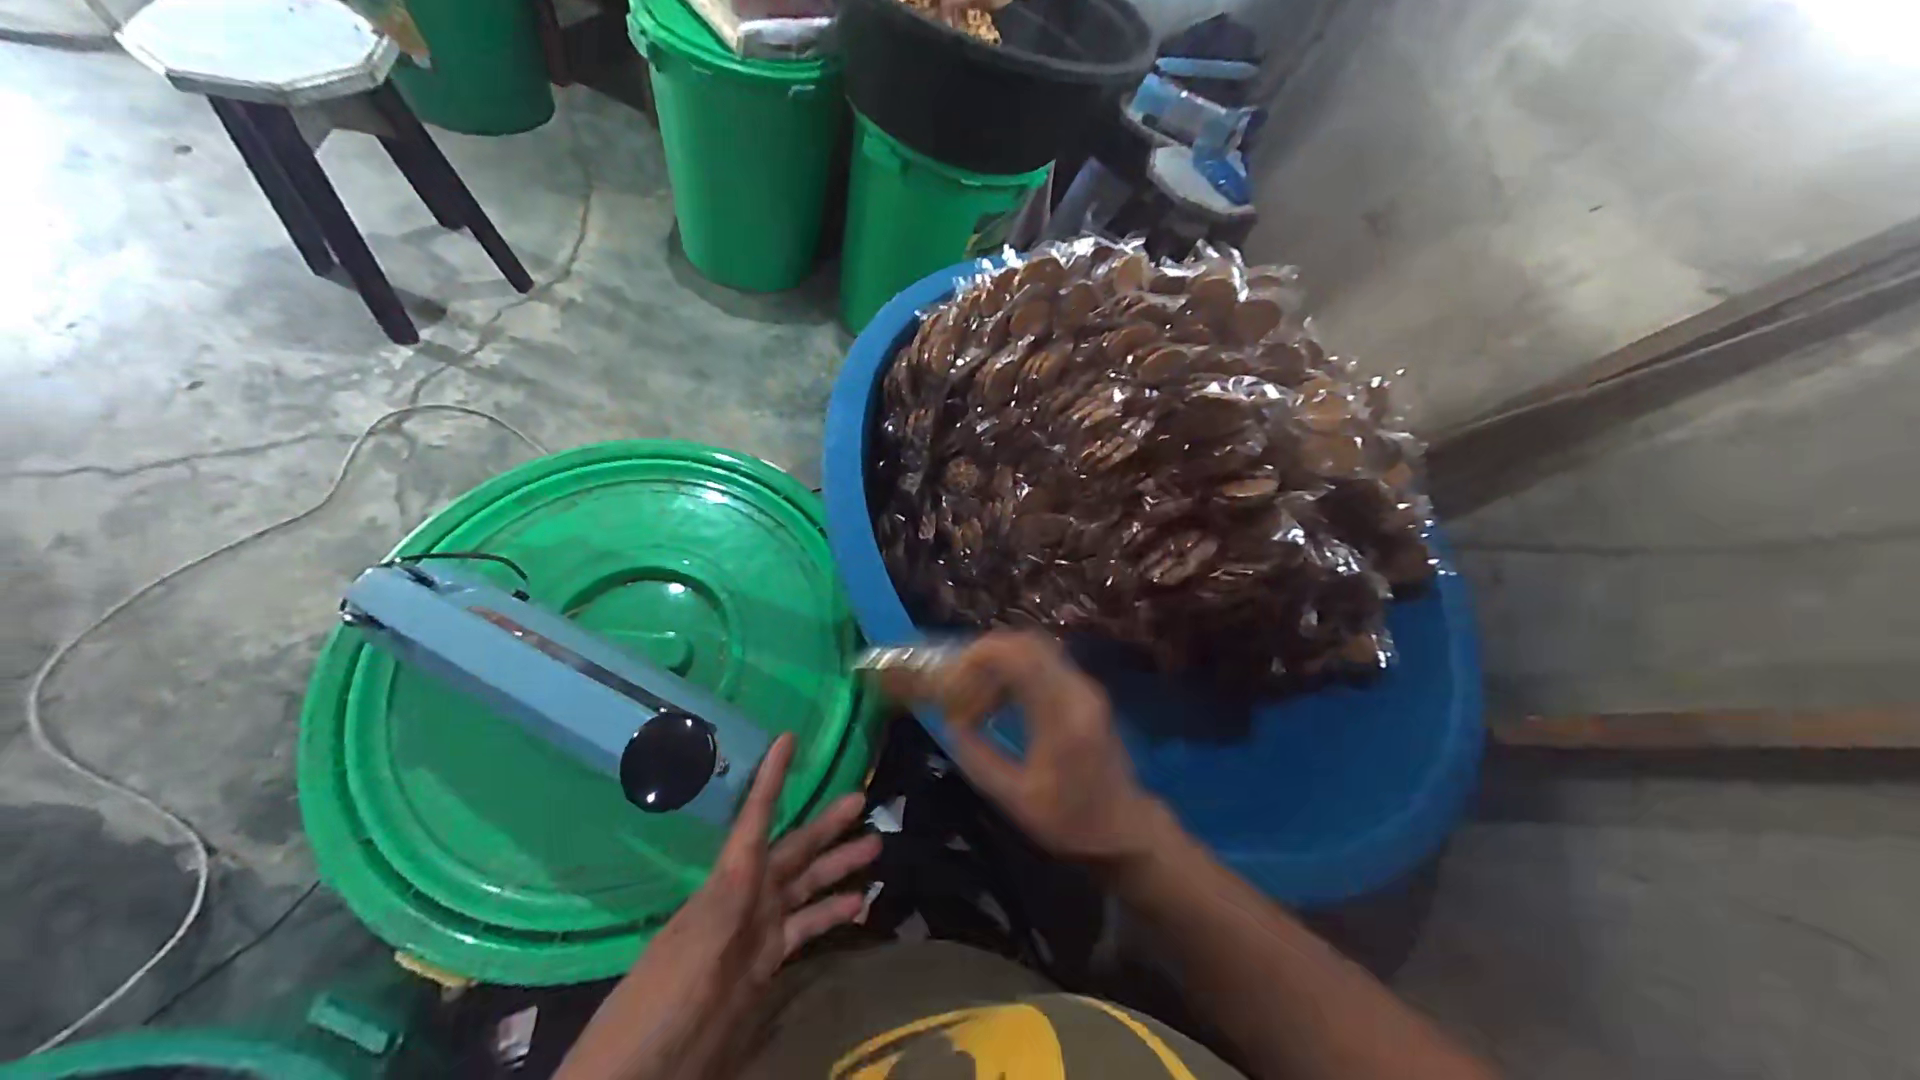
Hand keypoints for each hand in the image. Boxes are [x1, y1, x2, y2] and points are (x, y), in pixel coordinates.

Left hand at [556, 734, 881, 1079]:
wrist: (636, 1071)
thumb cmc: (657, 1005)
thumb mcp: (692, 948)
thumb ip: (724, 905)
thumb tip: (748, 860)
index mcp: (728, 886)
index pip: (755, 820)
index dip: (772, 779)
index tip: (787, 739)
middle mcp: (746, 900)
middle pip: (793, 852)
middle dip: (827, 825)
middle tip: (862, 799)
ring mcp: (756, 932)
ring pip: (805, 887)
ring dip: (837, 867)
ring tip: (874, 848)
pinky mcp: (764, 964)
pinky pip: (804, 928)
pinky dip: (830, 913)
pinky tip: (857, 906)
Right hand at [931, 631, 1169, 864]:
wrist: (1124, 828)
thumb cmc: (1070, 820)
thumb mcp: (1014, 798)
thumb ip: (978, 758)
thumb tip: (951, 724)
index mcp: (1061, 717)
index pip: (1020, 658)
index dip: (980, 656)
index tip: (951, 678)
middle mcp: (1077, 691)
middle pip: (1027, 643)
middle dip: (985, 655)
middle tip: (958, 682)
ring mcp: (1085, 688)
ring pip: (1034, 649)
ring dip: (999, 663)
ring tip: (974, 695)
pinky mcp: (1085, 692)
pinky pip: (1043, 663)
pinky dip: (1014, 670)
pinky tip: (997, 700)